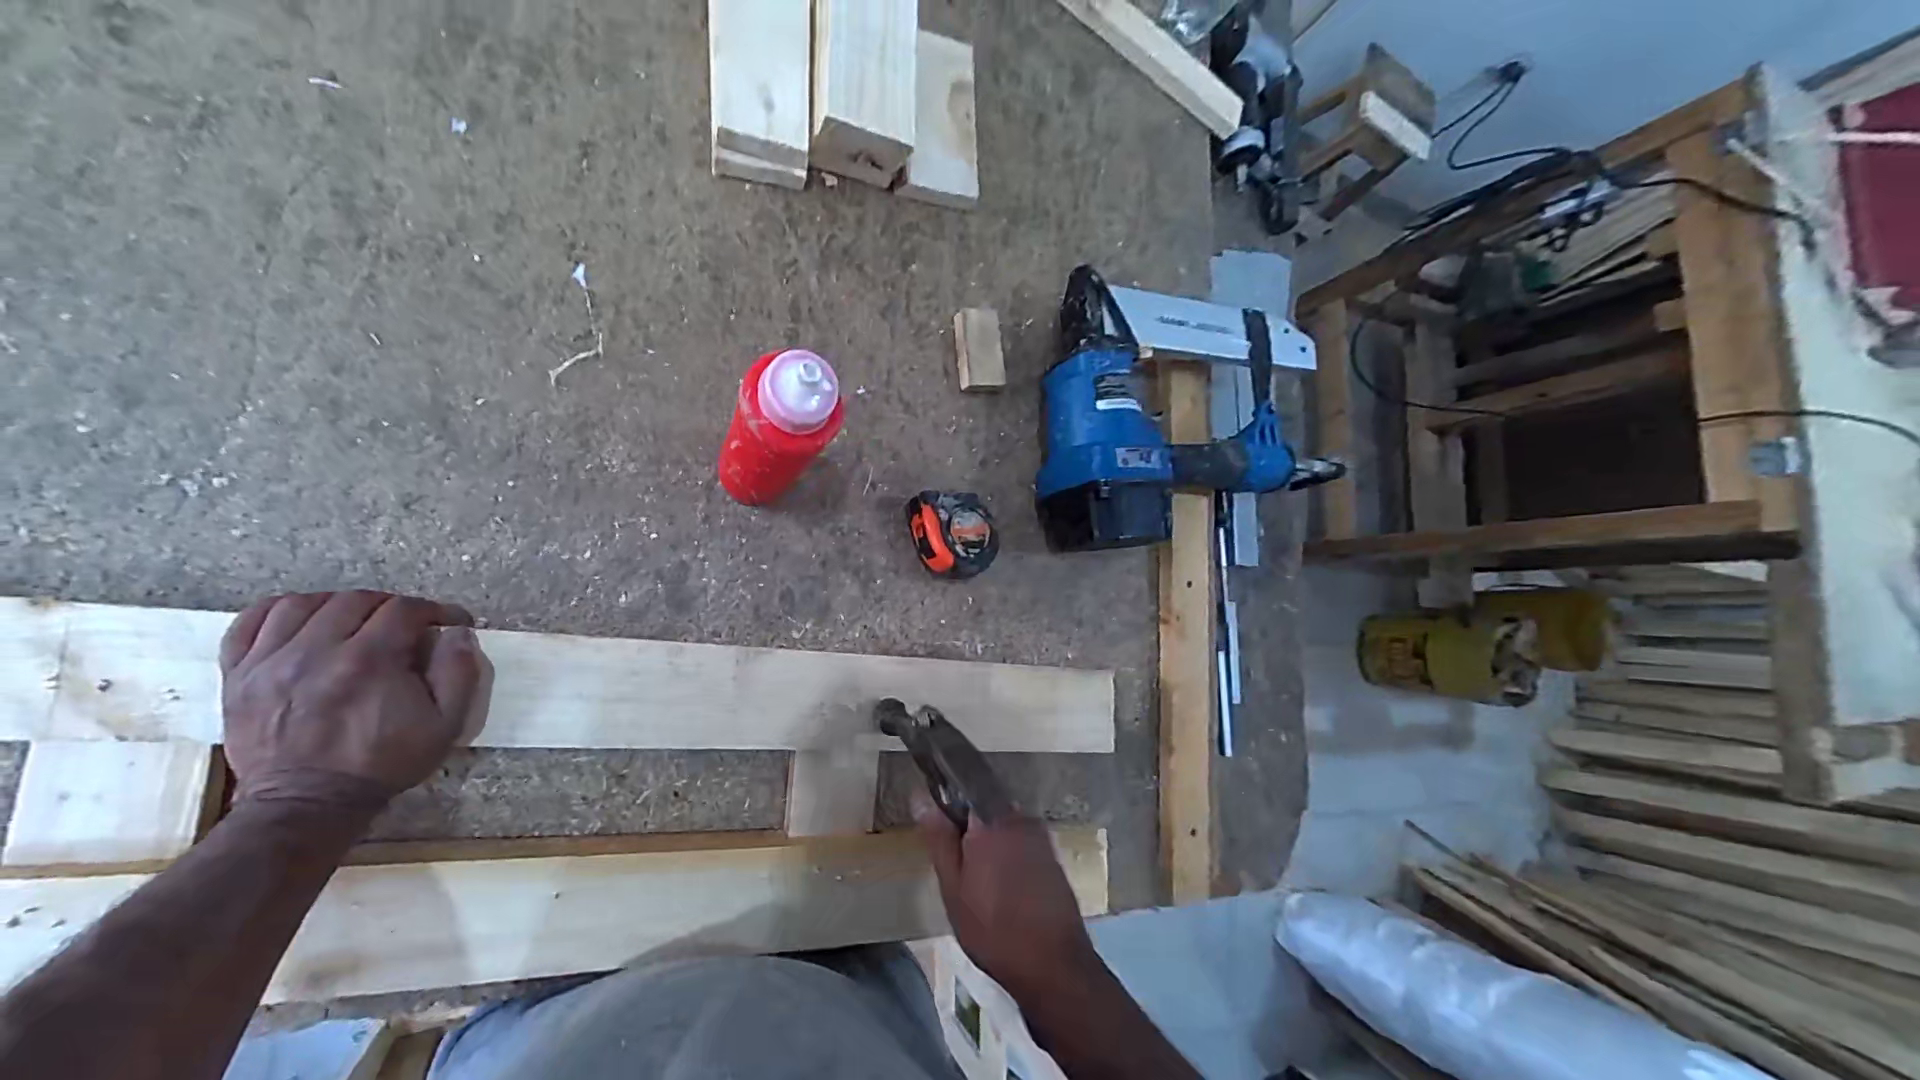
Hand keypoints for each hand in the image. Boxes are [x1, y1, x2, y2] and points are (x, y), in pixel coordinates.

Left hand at [219, 591, 489, 808]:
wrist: (306, 804)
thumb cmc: (384, 761)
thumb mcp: (447, 724)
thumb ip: (460, 671)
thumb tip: (458, 631)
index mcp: (368, 662)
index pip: (405, 609)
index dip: (435, 610)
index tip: (451, 622)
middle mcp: (314, 653)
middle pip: (356, 600)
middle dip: (392, 606)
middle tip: (408, 625)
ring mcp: (267, 663)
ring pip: (304, 604)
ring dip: (339, 604)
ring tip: (358, 622)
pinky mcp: (238, 676)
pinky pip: (249, 623)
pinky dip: (280, 612)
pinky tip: (304, 622)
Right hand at [913, 789, 1100, 999]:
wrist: (1053, 966)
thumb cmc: (993, 928)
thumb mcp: (953, 887)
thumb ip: (939, 838)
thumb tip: (920, 796)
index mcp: (991, 819)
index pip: (963, 788)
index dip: (947, 803)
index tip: (936, 825)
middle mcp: (1019, 818)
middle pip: (984, 807)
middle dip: (968, 827)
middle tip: (955, 864)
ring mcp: (1040, 836)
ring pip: (1003, 826)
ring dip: (989, 842)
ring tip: (977, 880)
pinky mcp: (1053, 856)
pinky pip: (1021, 842)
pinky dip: (1008, 855)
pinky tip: (1001, 886)